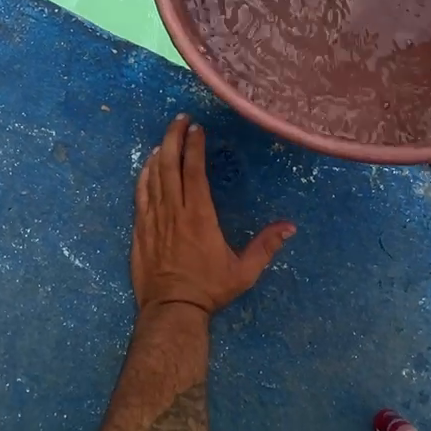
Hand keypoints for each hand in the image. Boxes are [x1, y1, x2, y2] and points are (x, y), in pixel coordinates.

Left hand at [131, 115, 293, 314]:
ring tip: (166, 136)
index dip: (194, 145)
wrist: (172, 311)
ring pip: (153, 175)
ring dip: (160, 152)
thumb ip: (266, 246)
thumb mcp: (243, 271)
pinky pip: (140, 193)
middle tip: (179, 119)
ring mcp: (154, 218)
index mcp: (199, 215)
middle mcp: (174, 210)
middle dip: (174, 137)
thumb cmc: (209, 289)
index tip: (197, 127)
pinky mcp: (140, 228)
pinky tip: (148, 163)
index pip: (194, 170)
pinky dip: (144, 174)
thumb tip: (290, 227)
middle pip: (170, 164)